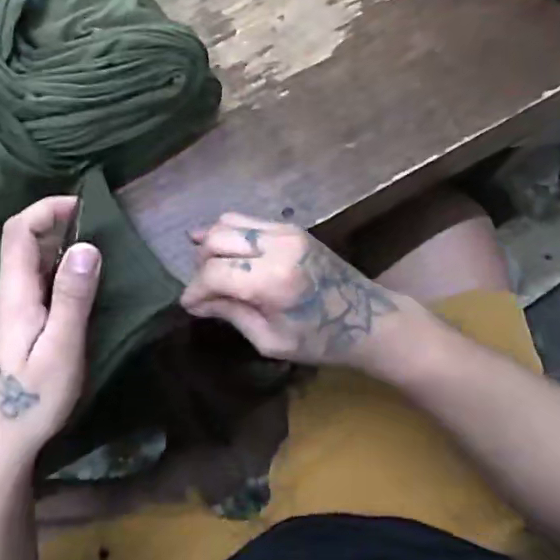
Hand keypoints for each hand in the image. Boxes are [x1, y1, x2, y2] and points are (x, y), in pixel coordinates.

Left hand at [0, 197, 101, 479]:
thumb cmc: (31, 400)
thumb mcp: (62, 349)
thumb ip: (73, 296)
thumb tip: (86, 246)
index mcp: (11, 293)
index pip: (18, 230)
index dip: (46, 208)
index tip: (82, 205)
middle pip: (21, 244)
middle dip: (57, 228)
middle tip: (98, 232)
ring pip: (24, 266)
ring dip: (55, 252)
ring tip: (92, 261)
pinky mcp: (0, 328)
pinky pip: (25, 286)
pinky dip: (49, 275)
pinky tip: (70, 295)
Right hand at [179, 213, 407, 369]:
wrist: (370, 320)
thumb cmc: (320, 340)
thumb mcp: (269, 340)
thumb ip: (230, 314)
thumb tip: (196, 302)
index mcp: (273, 281)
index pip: (213, 274)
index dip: (194, 290)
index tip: (188, 305)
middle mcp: (277, 246)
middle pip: (215, 240)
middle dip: (200, 266)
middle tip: (202, 290)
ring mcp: (285, 231)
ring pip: (226, 222)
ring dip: (210, 245)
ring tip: (209, 268)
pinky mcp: (290, 226)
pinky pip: (245, 219)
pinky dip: (227, 232)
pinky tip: (217, 246)